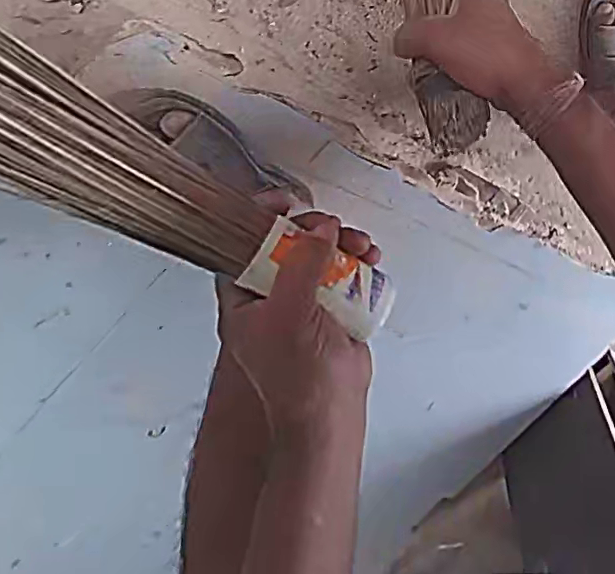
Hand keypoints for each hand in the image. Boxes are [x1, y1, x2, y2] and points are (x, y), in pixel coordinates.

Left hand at [218, 212, 378, 437]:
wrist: (330, 414)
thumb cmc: (296, 380)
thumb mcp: (290, 313)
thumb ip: (302, 264)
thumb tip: (321, 229)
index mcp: (245, 297)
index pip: (244, 243)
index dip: (261, 216)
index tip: (285, 201)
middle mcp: (272, 293)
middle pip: (290, 240)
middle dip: (315, 228)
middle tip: (332, 228)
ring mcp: (303, 297)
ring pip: (320, 250)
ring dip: (343, 240)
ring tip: (361, 245)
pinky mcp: (332, 303)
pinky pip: (344, 267)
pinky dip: (358, 258)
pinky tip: (370, 258)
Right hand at [392, 0, 568, 117]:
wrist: (524, 88)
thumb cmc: (492, 56)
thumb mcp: (434, 39)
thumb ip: (411, 34)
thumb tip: (402, 38)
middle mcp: (491, 1)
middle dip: (434, 4)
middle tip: (416, 14)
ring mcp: (498, 25)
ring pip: (464, 19)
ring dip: (445, 30)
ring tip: (429, 45)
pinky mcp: (501, 48)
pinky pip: (473, 42)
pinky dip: (458, 50)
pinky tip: (448, 65)